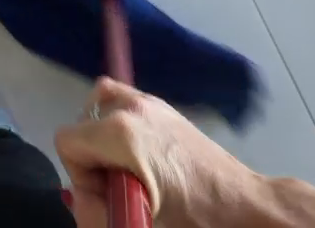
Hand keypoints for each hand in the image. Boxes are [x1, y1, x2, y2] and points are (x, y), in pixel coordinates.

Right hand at [54, 78, 267, 227]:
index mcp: (120, 132)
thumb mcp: (144, 224)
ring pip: (96, 109)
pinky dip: (115, 123)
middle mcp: (128, 106)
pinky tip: (137, 155)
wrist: (248, 208)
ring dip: (101, 141)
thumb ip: (99, 217)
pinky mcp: (159, 105)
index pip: (66, 143)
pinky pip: (117, 101)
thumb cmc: (198, 220)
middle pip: (80, 128)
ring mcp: (145, 100)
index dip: (81, 179)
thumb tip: (80, 206)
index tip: (110, 201)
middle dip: (92, 163)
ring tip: (127, 172)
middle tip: (123, 193)